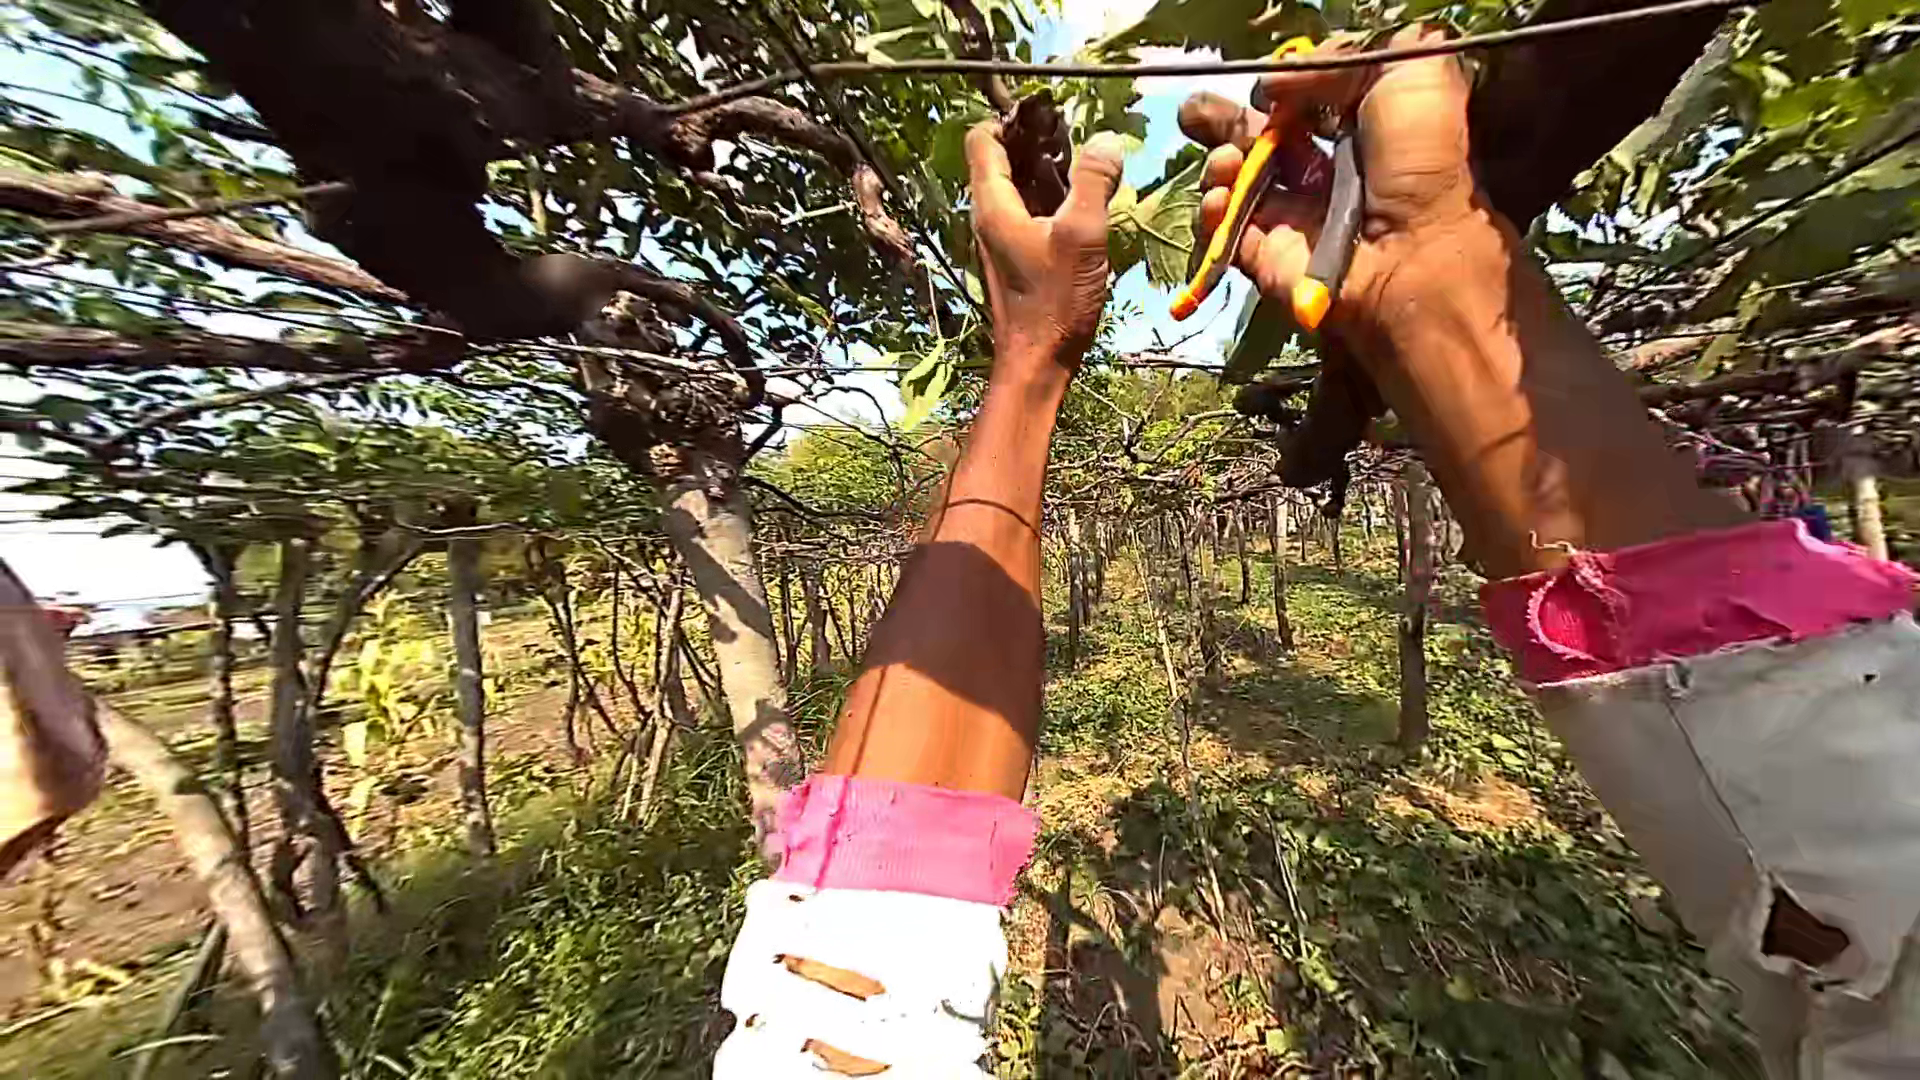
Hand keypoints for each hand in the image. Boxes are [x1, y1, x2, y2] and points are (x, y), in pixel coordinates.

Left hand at [965, 123, 1125, 368]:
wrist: (1036, 363)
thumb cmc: (1054, 303)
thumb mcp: (1082, 236)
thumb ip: (1093, 182)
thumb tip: (1105, 142)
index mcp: (993, 205)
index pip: (983, 137)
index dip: (1014, 118)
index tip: (1052, 121)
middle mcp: (988, 220)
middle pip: (1001, 159)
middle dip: (1037, 144)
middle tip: (1077, 146)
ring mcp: (999, 242)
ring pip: (1017, 189)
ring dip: (1047, 175)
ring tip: (1086, 175)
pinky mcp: (1014, 261)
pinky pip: (1026, 217)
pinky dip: (1048, 204)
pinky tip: (1080, 212)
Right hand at [1179, 26, 1479, 340]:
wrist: (1404, 250)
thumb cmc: (1416, 162)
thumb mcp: (1405, 74)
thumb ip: (1340, 63)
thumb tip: (1272, 83)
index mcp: (1353, 131)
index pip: (1300, 105)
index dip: (1275, 92)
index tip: (1262, 85)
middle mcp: (1316, 174)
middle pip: (1256, 143)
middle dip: (1223, 125)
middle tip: (1191, 112)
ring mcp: (1286, 218)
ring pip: (1233, 186)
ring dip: (1218, 167)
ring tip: (1222, 162)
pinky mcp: (1262, 255)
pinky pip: (1224, 232)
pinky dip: (1212, 214)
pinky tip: (1215, 198)